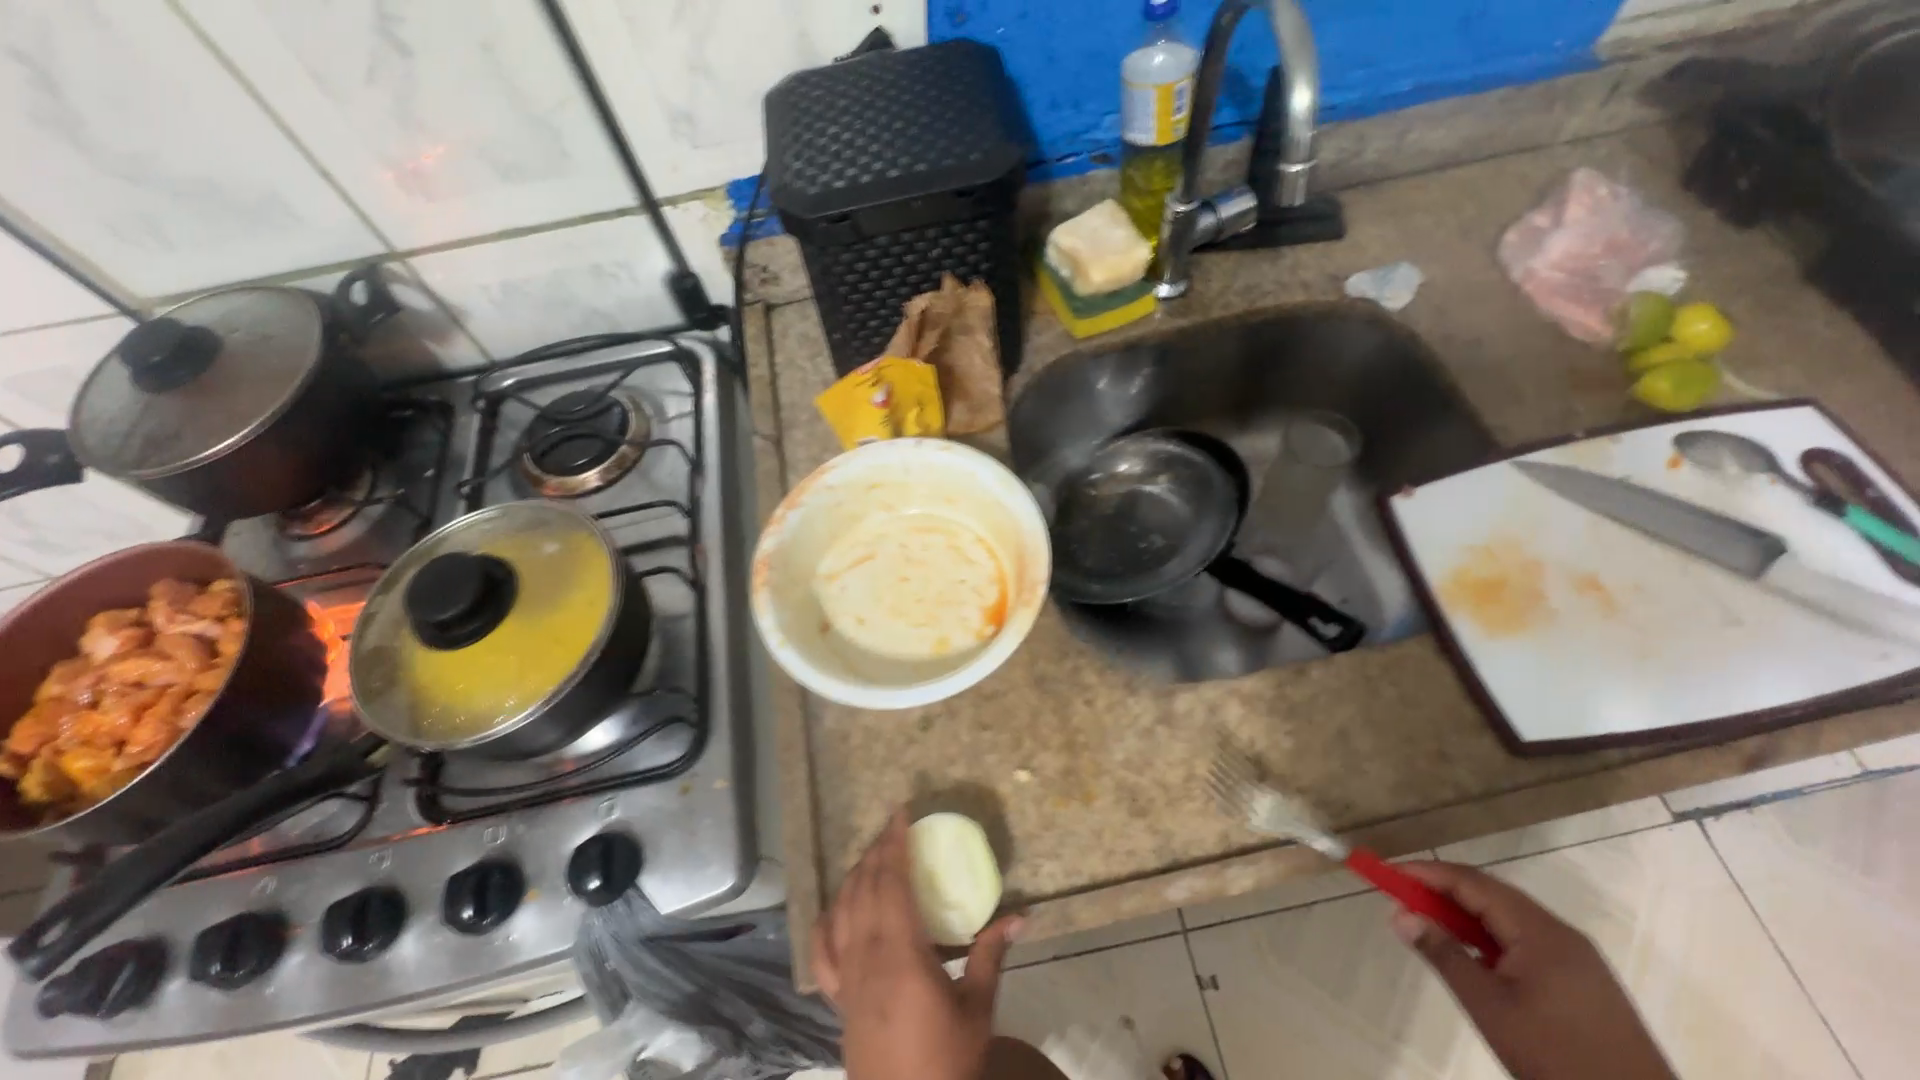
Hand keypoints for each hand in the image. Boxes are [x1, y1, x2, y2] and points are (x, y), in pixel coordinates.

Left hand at [813, 810, 1022, 1079]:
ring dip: (855, 876)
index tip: (901, 814)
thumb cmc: (947, 1060)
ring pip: (841, 911)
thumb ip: (990, 955)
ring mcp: (844, 978)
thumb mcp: (977, 1009)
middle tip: (893, 827)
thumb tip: (1021, 916)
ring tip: (872, 856)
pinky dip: (827, 918)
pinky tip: (835, 907)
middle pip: (864, 889)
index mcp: (900, 956)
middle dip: (877, 851)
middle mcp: (864, 958)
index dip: (894, 845)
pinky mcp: (836, 998)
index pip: (891, 883)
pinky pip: (822, 948)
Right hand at [1390, 861, 1676, 1079]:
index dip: (1427, 873)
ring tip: (1430, 928)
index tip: (1388, 874)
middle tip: (1401, 900)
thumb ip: (1444, 955)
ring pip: (1510, 920)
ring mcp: (1576, 957)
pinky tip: (1474, 960)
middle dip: (1444, 892)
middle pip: (1493, 895)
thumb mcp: (1489, 1006)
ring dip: (1466, 917)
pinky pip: (1527, 943)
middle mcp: (1561, 933)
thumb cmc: (1555, 1054)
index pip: (1474, 883)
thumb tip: (1400, 915)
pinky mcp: (1583, 981)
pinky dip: (1491, 940)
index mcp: (1540, 931)